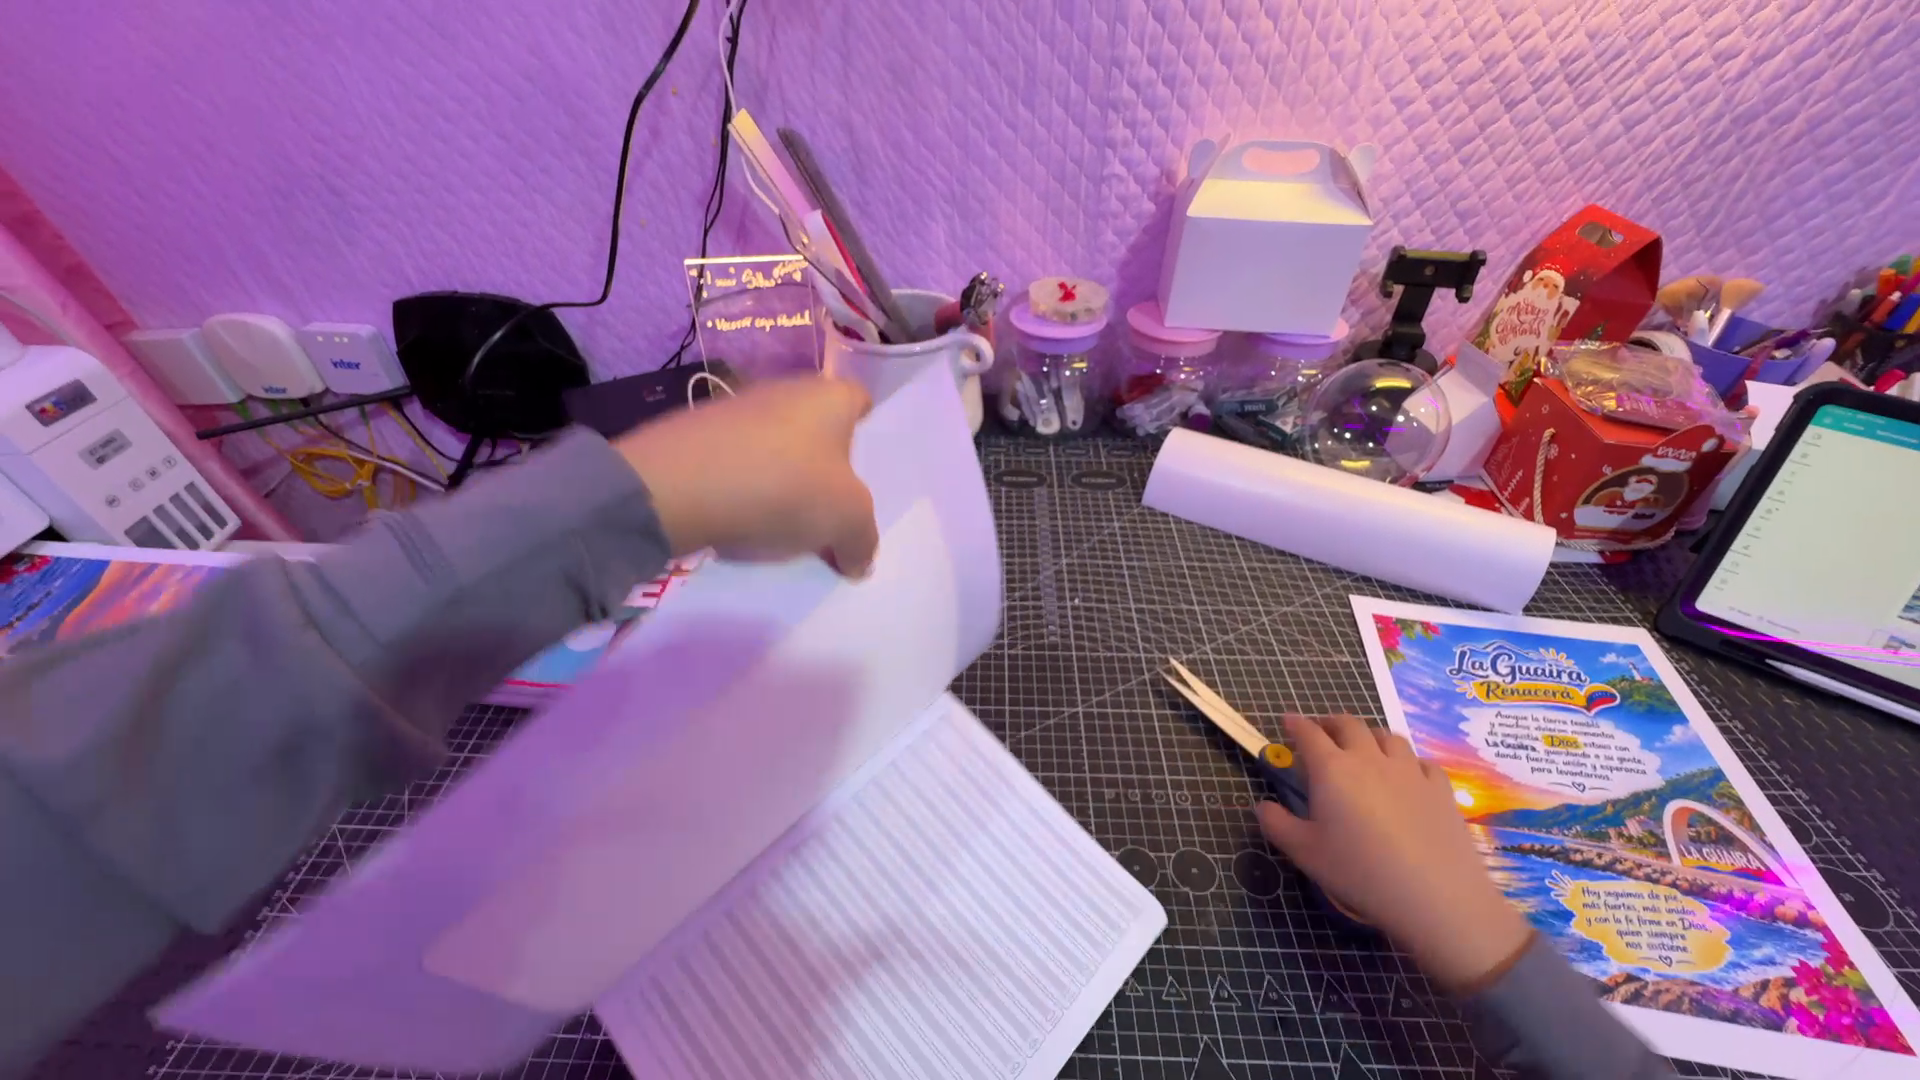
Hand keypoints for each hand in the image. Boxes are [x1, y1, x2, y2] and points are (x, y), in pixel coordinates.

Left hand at [615, 376, 878, 577]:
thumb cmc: (784, 487)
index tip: (867, 474)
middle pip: (819, 429)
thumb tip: (860, 558)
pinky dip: (745, 487)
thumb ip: (864, 539)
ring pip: (777, 446)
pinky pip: (738, 462)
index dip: (870, 436)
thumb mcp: (846, 521)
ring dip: (784, 480)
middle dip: (826, 466)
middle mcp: (785, 389)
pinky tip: (744, 520)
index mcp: (829, 395)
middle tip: (832, 510)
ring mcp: (736, 408)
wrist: (676, 487)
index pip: (862, 403)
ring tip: (786, 525)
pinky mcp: (697, 434)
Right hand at [1256, 713, 1532, 990]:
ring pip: (1387, 736)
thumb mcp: (1304, 852)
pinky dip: (1407, 761)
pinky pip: (1421, 761)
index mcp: (1331, 768)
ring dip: (1369, 735)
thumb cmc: (1360, 872)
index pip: (1308, 733)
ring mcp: (1409, 771)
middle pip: (1349, 724)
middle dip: (1330, 722)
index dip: (1295, 724)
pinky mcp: (1440, 789)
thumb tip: (1263, 806)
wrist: (1437, 897)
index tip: (1287, 722)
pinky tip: (1405, 776)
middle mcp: (1369, 758)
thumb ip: (1276, 824)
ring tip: (1363, 748)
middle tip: (1321, 732)